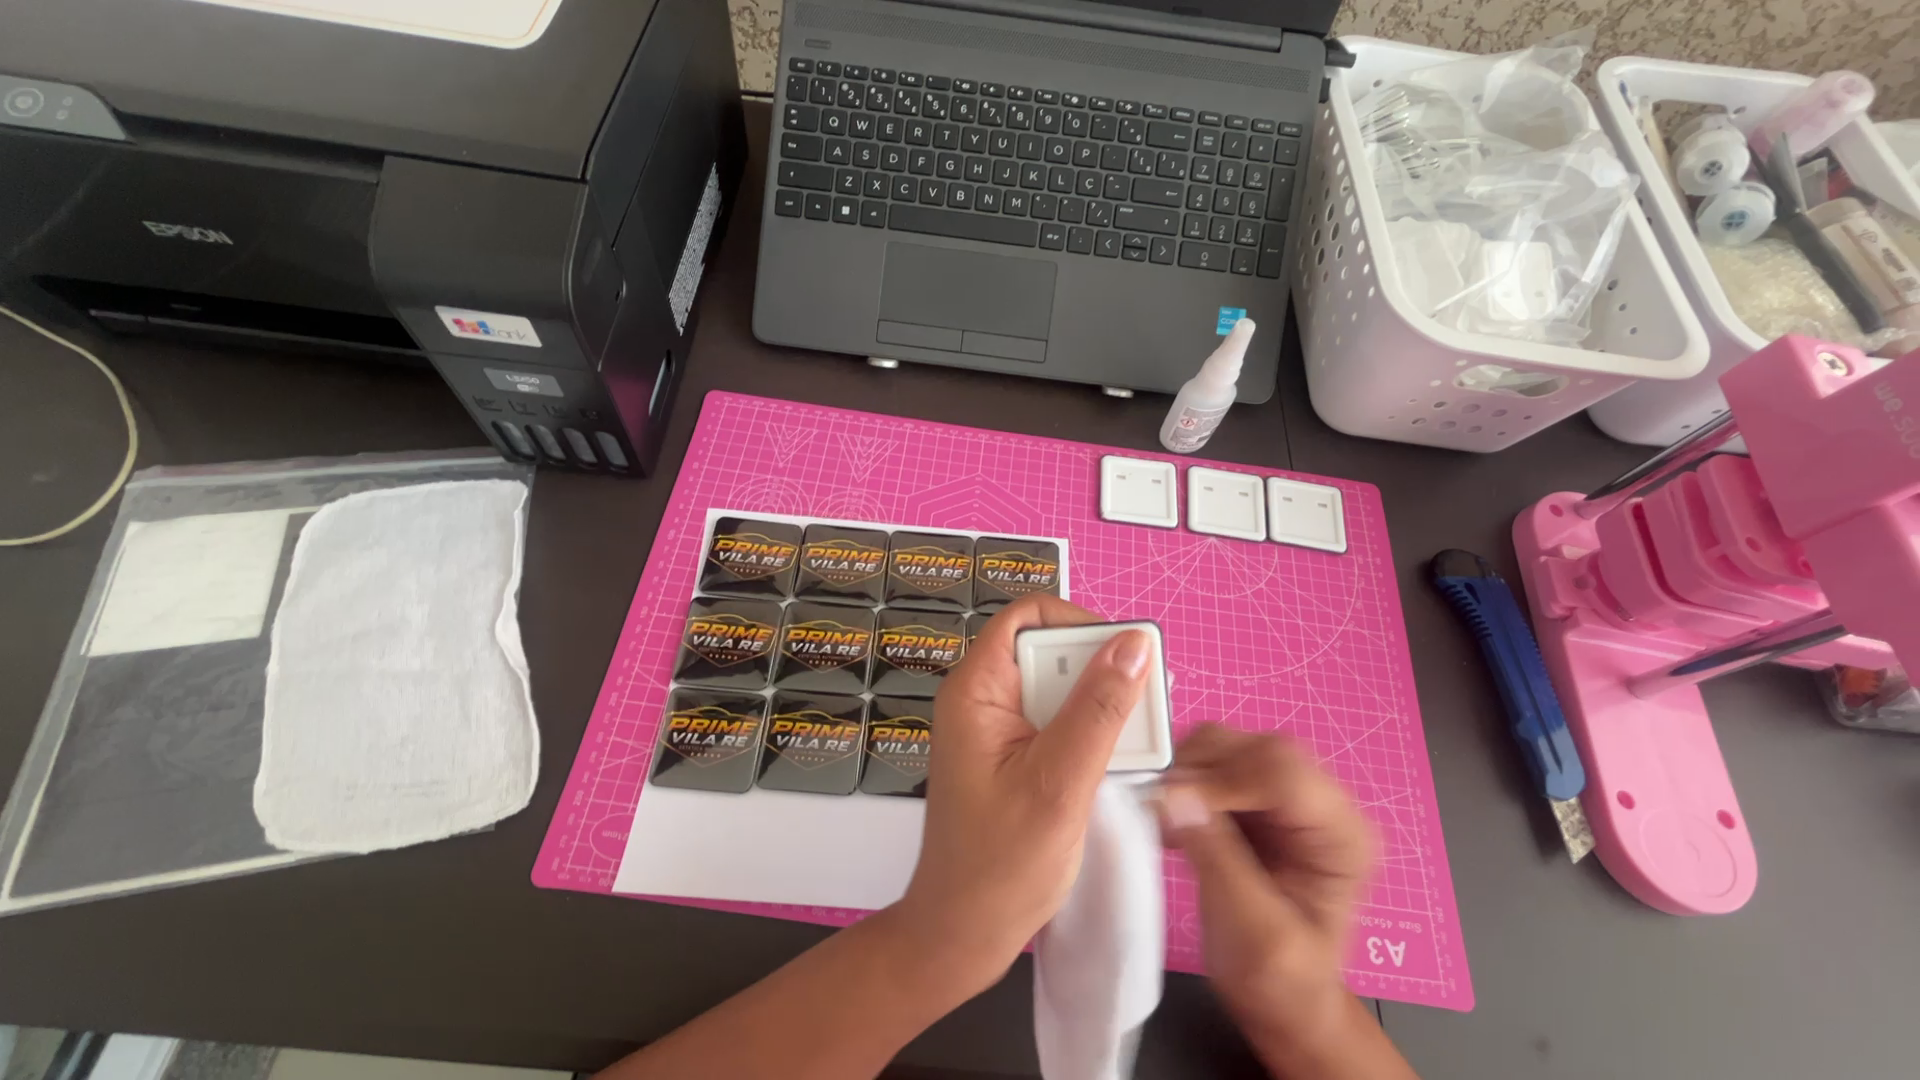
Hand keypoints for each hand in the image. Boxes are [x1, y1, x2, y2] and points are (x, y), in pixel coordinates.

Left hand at [893, 595, 1153, 995]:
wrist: (965, 934)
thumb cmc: (1001, 864)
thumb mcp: (1058, 781)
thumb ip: (1098, 709)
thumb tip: (1135, 643)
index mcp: (976, 689)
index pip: (1027, 616)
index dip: (1079, 622)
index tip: (1126, 654)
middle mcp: (984, 699)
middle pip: (1049, 650)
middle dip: (1100, 669)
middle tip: (1146, 706)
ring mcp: (998, 729)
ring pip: (1060, 688)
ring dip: (1102, 706)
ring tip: (1141, 739)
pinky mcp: (1015, 757)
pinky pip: (1059, 723)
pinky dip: (1092, 734)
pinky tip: (1120, 760)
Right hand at [1157, 726, 1390, 1076]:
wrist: (1280, 1000)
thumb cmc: (1281, 981)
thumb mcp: (1256, 935)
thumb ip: (1220, 862)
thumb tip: (1174, 797)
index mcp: (1342, 835)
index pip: (1285, 773)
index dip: (1225, 780)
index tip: (1171, 805)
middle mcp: (1319, 802)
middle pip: (1257, 749)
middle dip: (1202, 770)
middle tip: (1158, 807)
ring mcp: (1282, 796)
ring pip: (1228, 746)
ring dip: (1185, 772)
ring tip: (1158, 815)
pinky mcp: (1248, 798)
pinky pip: (1207, 764)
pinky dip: (1177, 781)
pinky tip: (1164, 818)